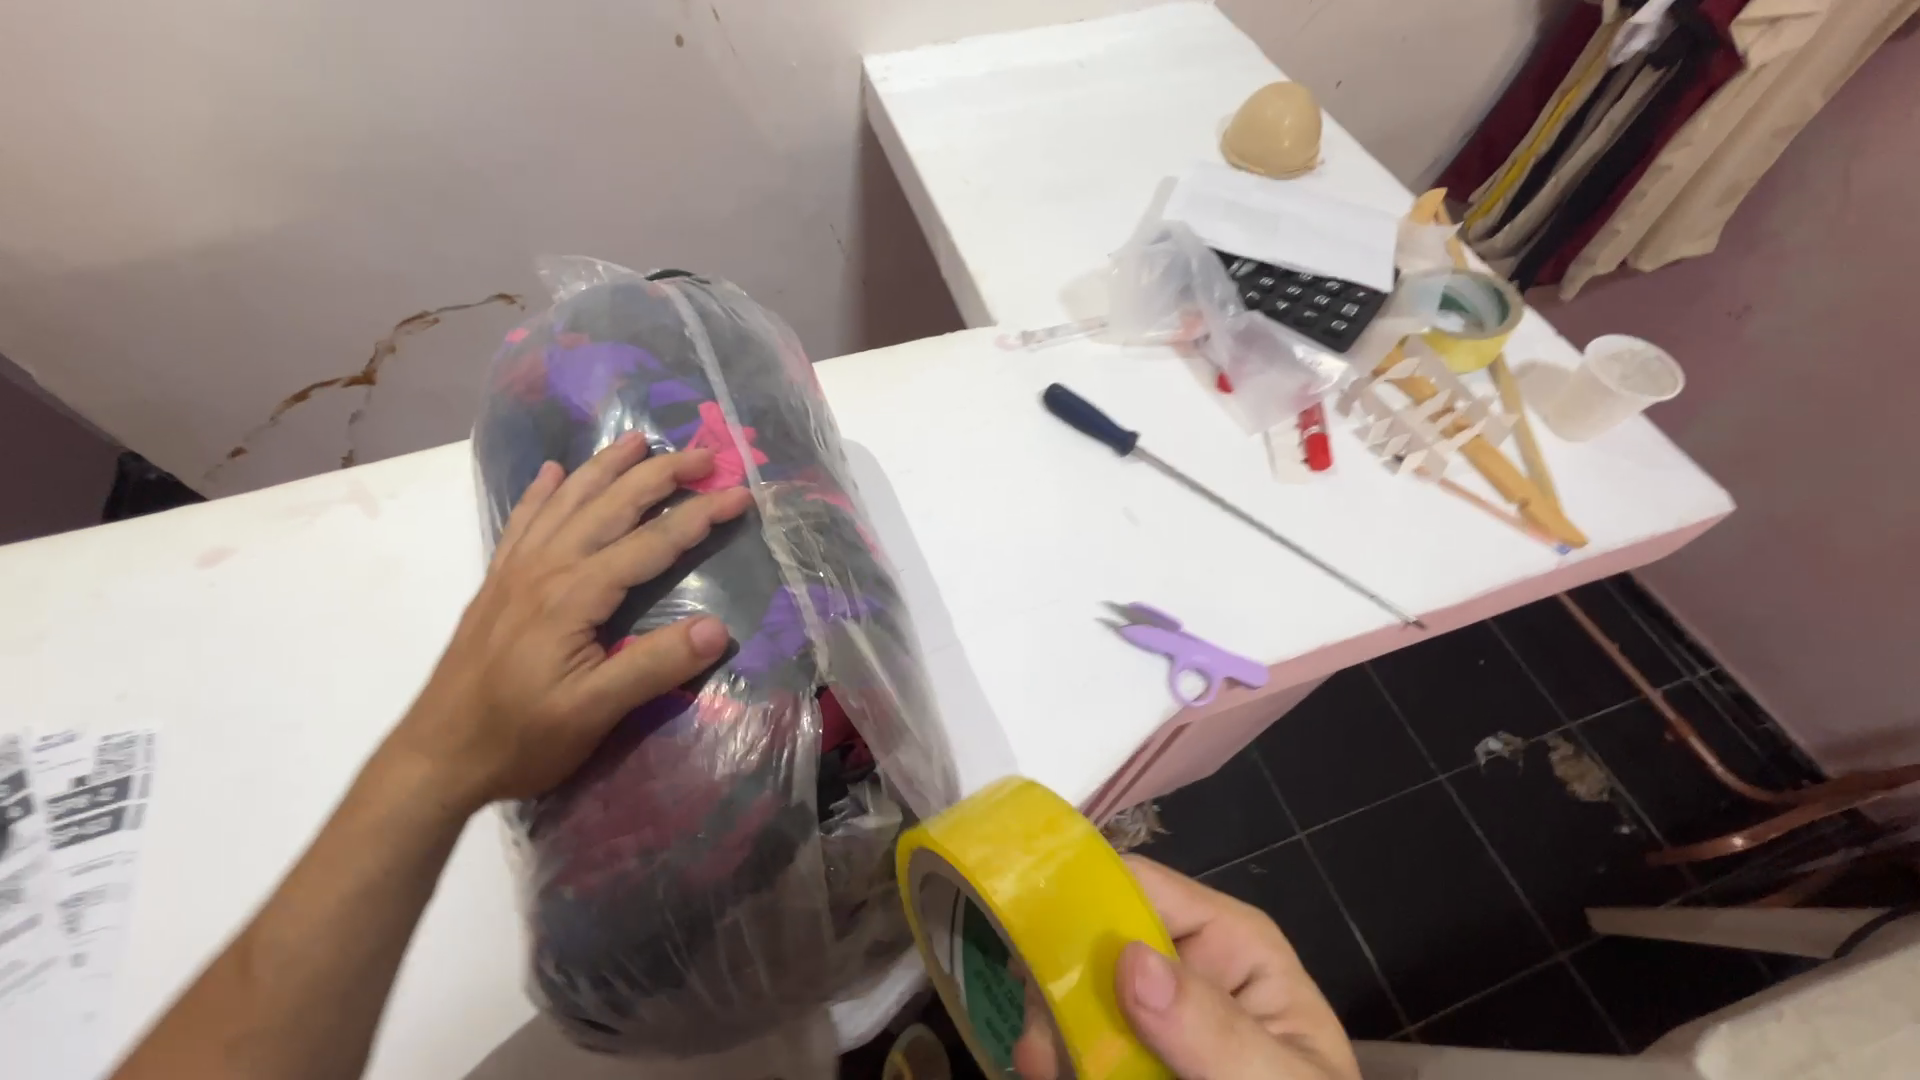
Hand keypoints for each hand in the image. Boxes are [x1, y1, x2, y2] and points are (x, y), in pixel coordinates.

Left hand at [391, 434, 752, 809]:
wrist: (434, 758)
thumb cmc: (519, 738)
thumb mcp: (593, 712)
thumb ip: (654, 667)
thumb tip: (718, 629)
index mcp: (574, 596)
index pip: (651, 543)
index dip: (699, 516)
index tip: (739, 494)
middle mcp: (545, 569)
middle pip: (610, 506)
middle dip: (660, 475)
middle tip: (703, 454)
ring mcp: (516, 573)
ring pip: (568, 503)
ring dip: (606, 468)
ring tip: (637, 440)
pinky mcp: (497, 585)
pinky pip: (524, 523)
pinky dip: (543, 493)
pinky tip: (552, 474)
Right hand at [1012, 856, 1359, 1079]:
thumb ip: (1215, 1029)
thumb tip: (1130, 959)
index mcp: (1226, 937)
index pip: (1139, 885)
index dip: (1079, 899)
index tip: (1030, 944)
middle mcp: (1182, 959)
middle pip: (1095, 940)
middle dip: (1056, 982)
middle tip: (1035, 1043)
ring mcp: (1154, 1009)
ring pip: (1077, 993)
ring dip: (1050, 1027)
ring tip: (1038, 1068)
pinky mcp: (1134, 1050)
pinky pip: (1082, 1038)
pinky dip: (1061, 1057)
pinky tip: (1053, 1074)